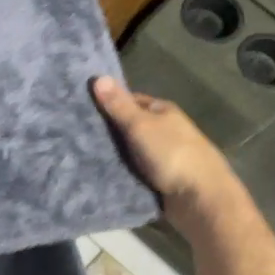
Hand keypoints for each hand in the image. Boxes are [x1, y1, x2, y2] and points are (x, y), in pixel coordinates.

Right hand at [92, 77, 245, 232]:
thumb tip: (97, 76)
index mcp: (163, 112)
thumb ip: (119, 105)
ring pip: (130, 150)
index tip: (83, 109)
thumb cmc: (172, 155)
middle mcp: (165, 130)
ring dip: (111, 154)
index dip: (109, 103)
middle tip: (75, 134)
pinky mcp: (159, 179)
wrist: (199, 198)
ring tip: (79, 155)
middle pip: (130, 126)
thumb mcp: (141, 125)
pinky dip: (119, 172)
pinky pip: (133, 171)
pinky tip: (99, 174)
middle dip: (107, 130)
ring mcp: (163, 155)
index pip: (132, 101)